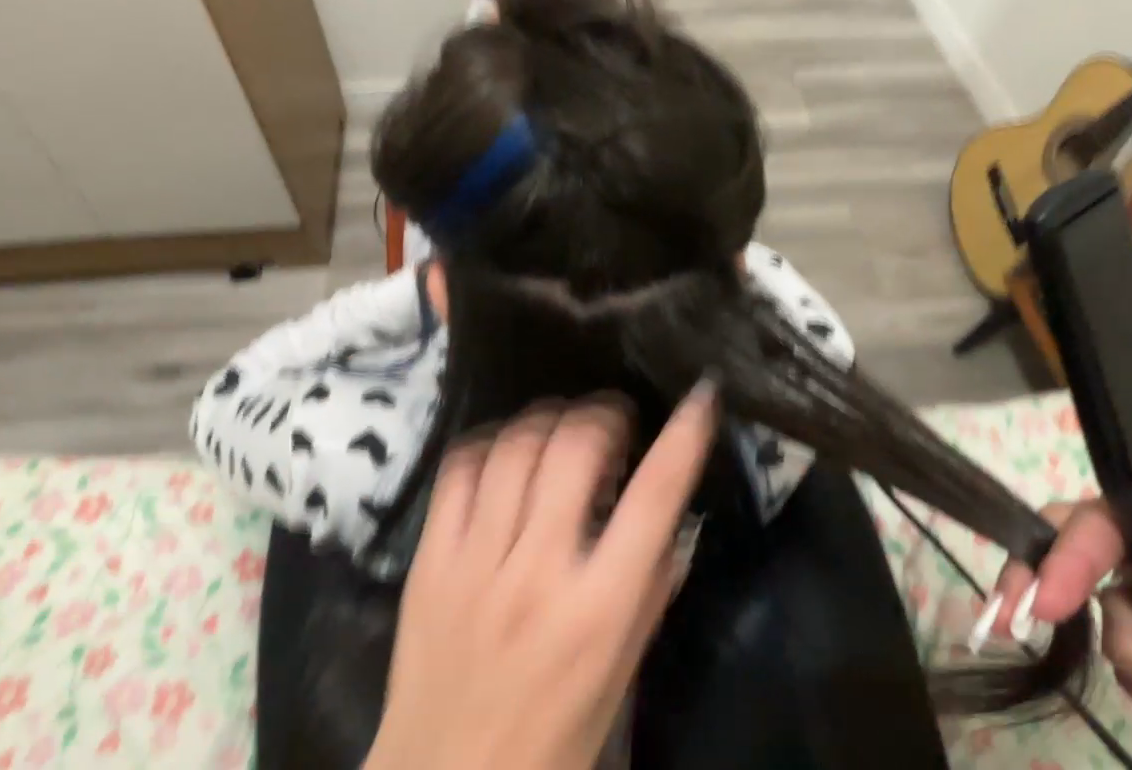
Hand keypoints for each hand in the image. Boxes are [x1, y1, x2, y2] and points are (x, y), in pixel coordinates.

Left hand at [364, 381, 717, 769]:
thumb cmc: (553, 734)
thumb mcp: (620, 671)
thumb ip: (649, 590)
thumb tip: (673, 520)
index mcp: (600, 608)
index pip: (654, 499)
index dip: (684, 437)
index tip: (701, 398)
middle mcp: (539, 571)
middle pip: (573, 450)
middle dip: (602, 415)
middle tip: (614, 421)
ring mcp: (476, 559)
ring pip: (514, 448)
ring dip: (548, 420)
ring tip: (563, 426)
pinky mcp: (430, 557)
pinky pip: (457, 471)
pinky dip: (489, 442)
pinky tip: (506, 446)